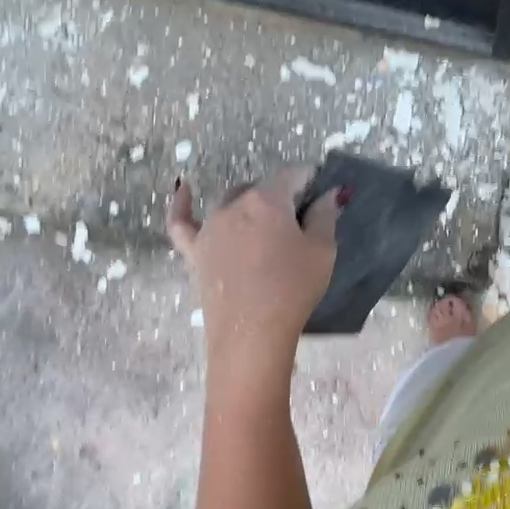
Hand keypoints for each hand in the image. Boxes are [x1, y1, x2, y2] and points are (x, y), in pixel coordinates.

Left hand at [166, 167, 341, 378]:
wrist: (252, 333)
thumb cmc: (293, 289)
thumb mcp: (322, 250)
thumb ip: (325, 215)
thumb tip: (328, 194)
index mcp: (267, 201)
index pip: (291, 175)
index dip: (309, 180)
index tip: (322, 193)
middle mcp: (234, 206)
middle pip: (261, 189)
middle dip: (282, 196)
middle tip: (301, 220)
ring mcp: (210, 228)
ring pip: (231, 202)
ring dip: (250, 204)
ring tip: (268, 224)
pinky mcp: (195, 251)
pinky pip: (182, 221)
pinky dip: (181, 203)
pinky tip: (183, 189)